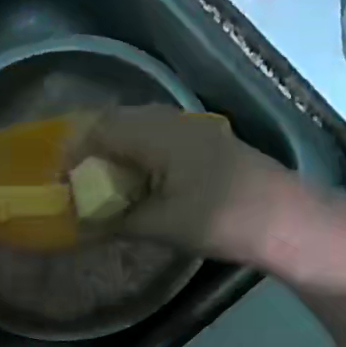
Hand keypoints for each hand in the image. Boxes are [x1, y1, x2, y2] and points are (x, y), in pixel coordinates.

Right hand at [77, 105, 310, 264]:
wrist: (286, 221)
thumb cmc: (219, 220)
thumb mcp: (159, 226)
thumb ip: (115, 220)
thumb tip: (81, 223)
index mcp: (158, 135)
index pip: (101, 129)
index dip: (74, 152)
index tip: (59, 180)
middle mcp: (174, 121)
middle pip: (119, 120)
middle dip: (92, 146)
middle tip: (76, 179)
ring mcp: (194, 128)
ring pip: (141, 126)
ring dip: (117, 148)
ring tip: (103, 181)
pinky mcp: (208, 142)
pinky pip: (160, 136)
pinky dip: (139, 153)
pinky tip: (138, 180)